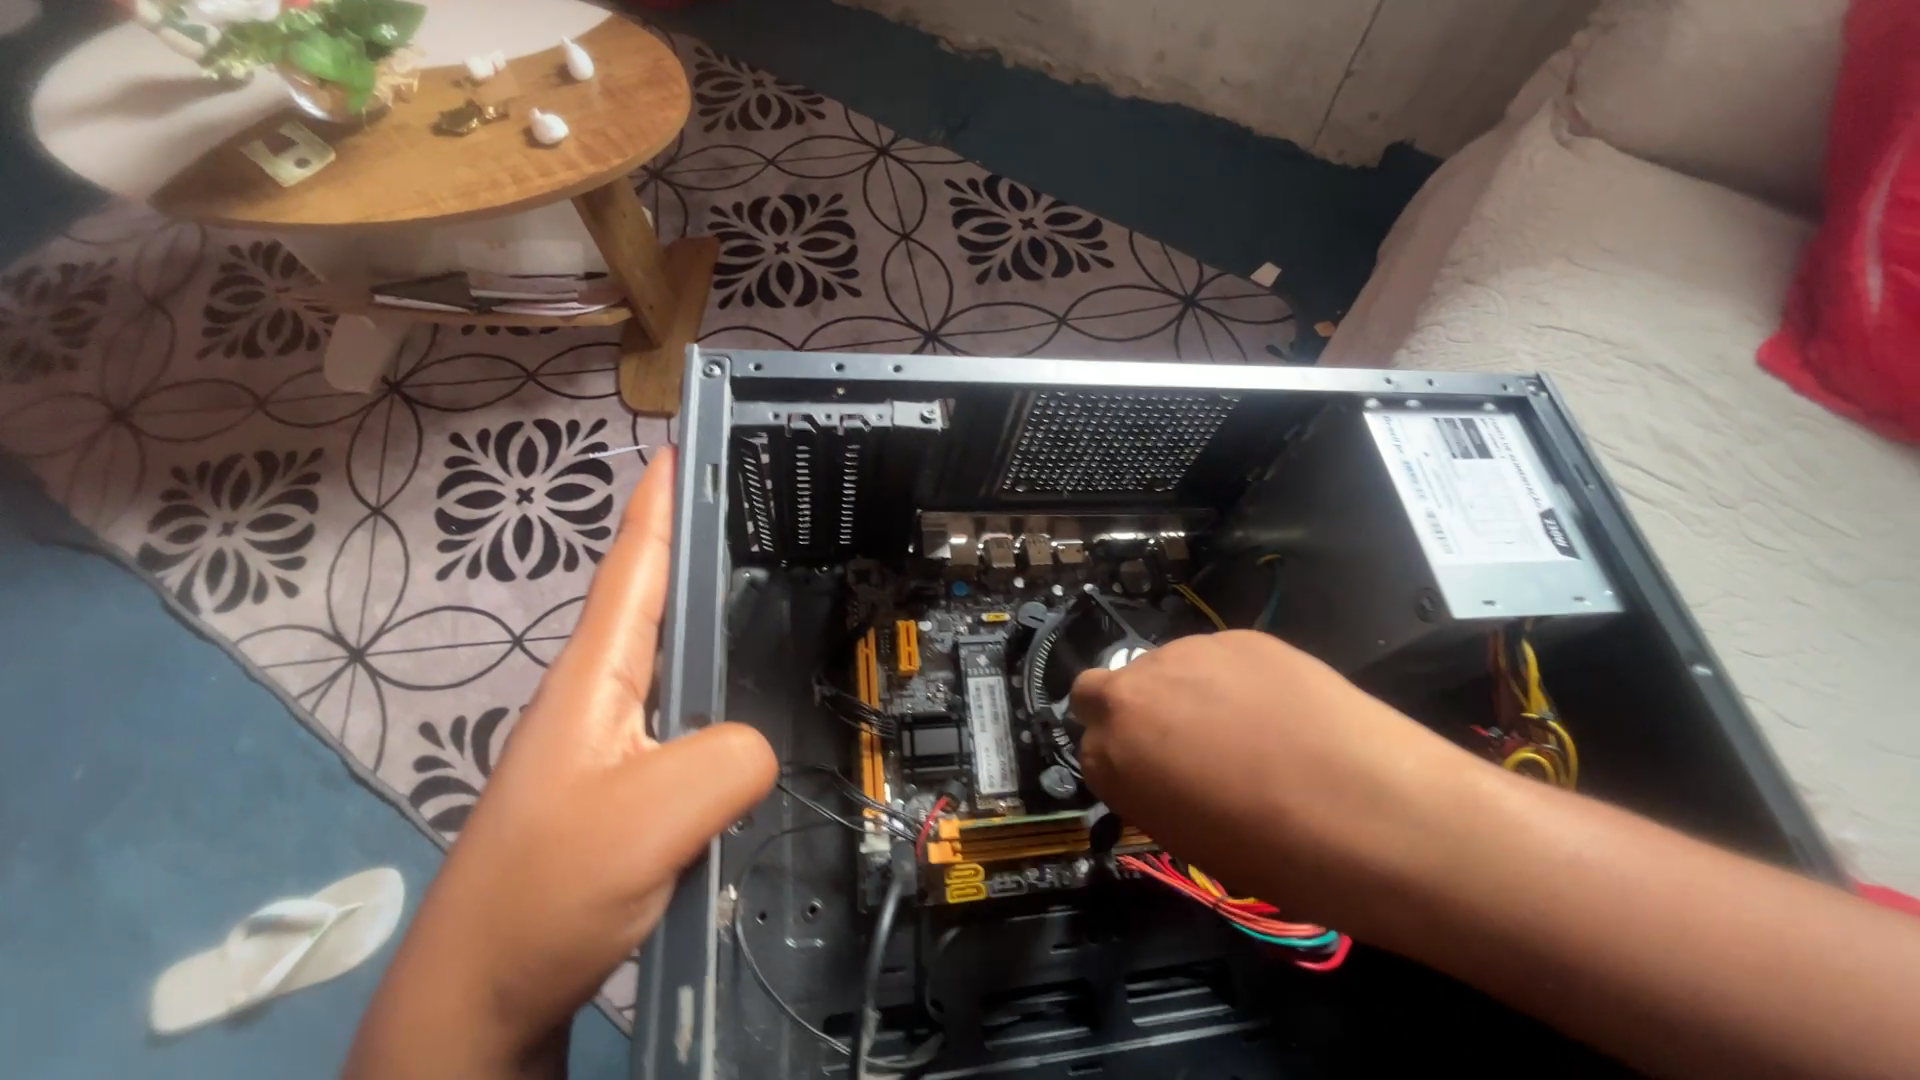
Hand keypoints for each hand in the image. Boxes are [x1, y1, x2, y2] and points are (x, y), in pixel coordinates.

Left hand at [348, 448, 776, 1077]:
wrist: (485, 989)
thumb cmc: (548, 890)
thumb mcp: (652, 816)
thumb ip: (728, 759)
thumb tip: (758, 744)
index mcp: (596, 677)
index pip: (636, 564)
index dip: (664, 499)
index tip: (690, 439)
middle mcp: (601, 696)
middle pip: (658, 599)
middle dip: (701, 541)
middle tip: (760, 507)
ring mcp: (611, 743)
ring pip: (677, 660)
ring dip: (714, 616)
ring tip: (768, 588)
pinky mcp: (626, 787)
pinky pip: (689, 719)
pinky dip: (723, 689)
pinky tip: (749, 700)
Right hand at [1072, 630, 1479, 931]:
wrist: (1374, 812)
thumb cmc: (1277, 855)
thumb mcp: (1189, 840)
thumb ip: (1152, 791)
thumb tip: (1164, 770)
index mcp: (1110, 755)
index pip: (1090, 746)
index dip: (1124, 763)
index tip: (1156, 778)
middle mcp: (1133, 694)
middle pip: (1101, 688)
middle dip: (1129, 711)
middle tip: (1182, 744)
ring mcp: (1188, 655)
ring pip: (1164, 667)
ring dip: (1184, 691)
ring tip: (1249, 729)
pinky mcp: (1242, 637)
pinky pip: (1217, 657)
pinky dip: (1233, 679)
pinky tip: (1280, 710)